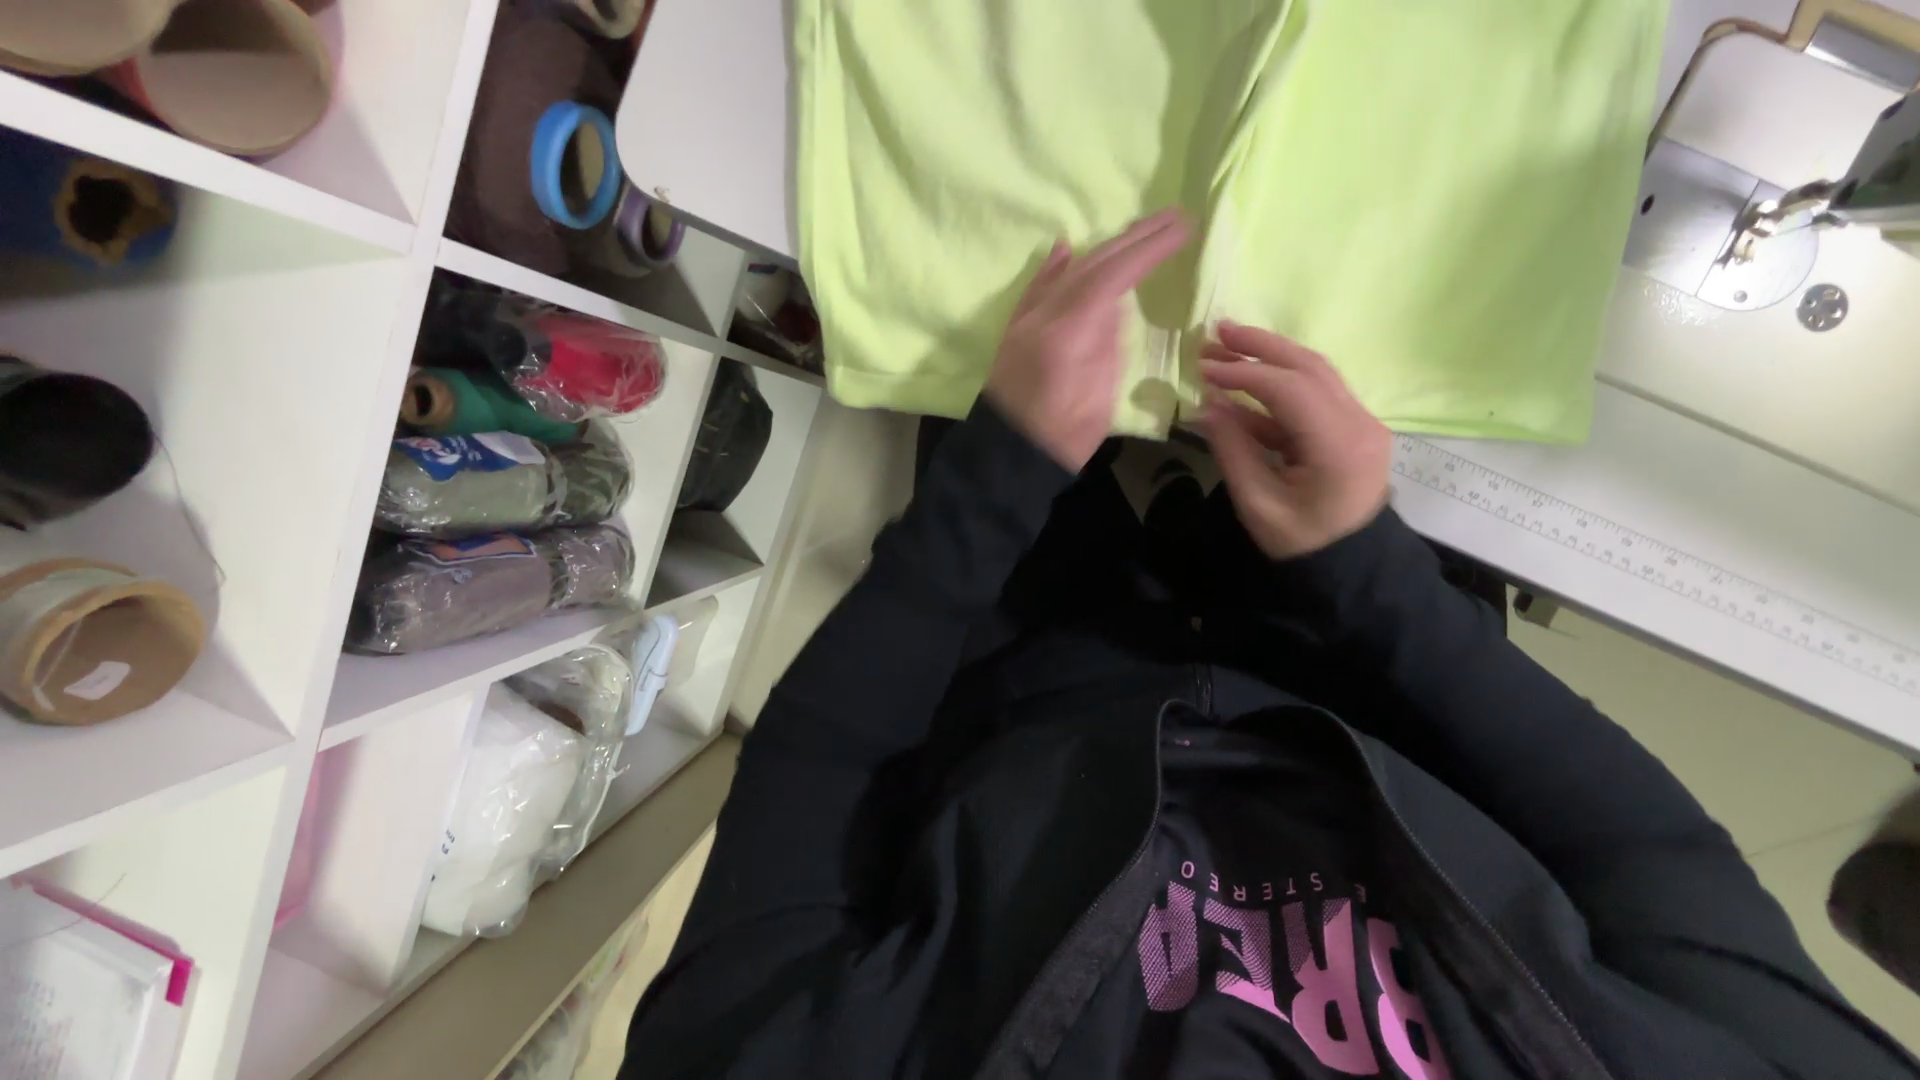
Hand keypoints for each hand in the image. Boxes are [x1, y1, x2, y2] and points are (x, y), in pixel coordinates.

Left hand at [985, 210, 1190, 470]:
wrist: (1009, 454)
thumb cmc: (1063, 436)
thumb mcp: (1099, 395)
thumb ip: (1107, 343)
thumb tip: (1115, 305)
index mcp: (1069, 327)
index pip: (1114, 272)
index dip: (1149, 249)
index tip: (1183, 229)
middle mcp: (1044, 311)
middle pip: (1093, 262)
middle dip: (1134, 237)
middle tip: (1173, 216)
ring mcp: (1028, 317)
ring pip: (1069, 269)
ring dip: (1104, 247)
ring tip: (1137, 229)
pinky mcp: (1018, 328)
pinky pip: (1039, 287)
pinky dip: (1056, 266)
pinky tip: (1066, 248)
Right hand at [1199, 322, 1391, 559]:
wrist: (1352, 565)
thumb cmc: (1301, 543)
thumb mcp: (1257, 504)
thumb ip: (1233, 450)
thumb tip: (1208, 405)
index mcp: (1338, 446)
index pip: (1290, 389)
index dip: (1244, 373)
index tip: (1203, 368)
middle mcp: (1360, 423)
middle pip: (1309, 367)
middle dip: (1261, 347)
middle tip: (1217, 332)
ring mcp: (1363, 423)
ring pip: (1316, 373)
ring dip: (1272, 358)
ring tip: (1228, 348)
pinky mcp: (1355, 428)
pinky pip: (1317, 395)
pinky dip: (1281, 385)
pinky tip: (1245, 388)